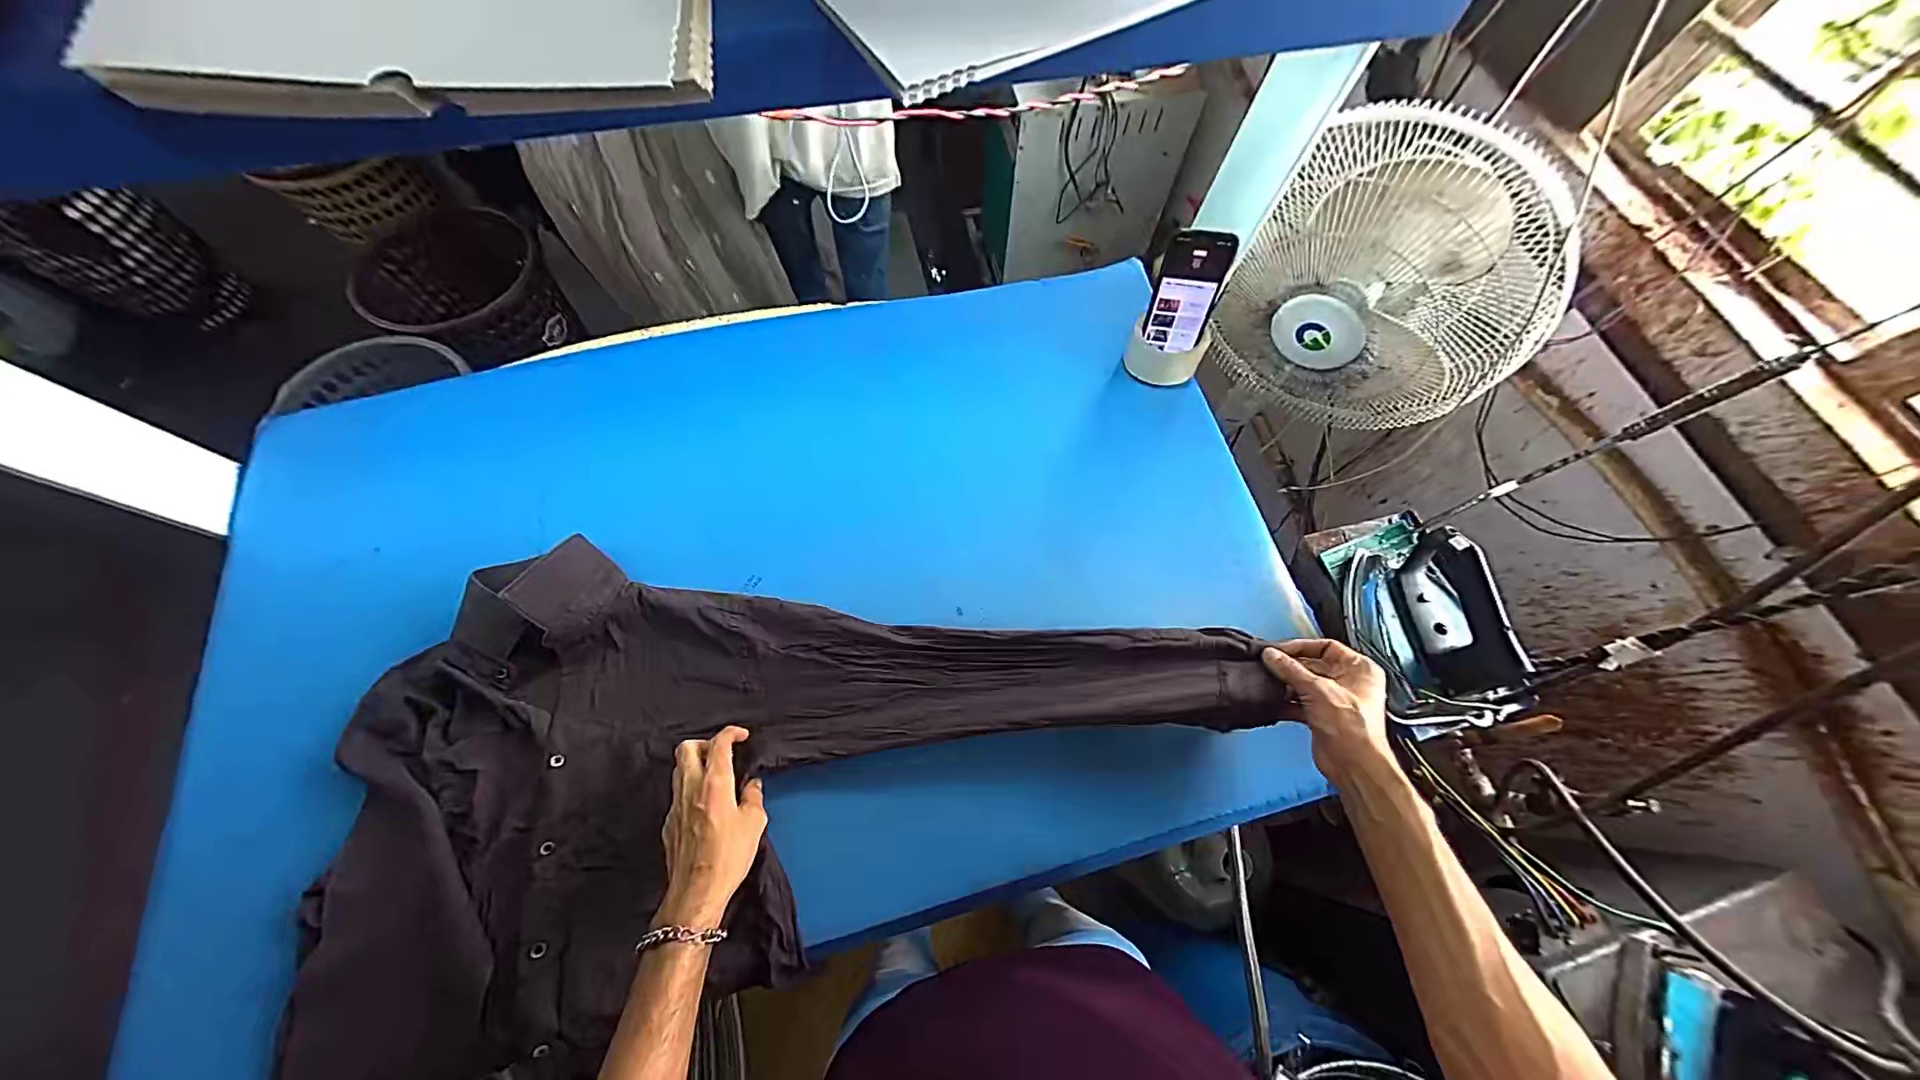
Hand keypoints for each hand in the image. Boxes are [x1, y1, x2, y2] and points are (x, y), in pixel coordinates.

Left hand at [658, 726, 767, 928]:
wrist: (696, 892)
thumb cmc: (727, 858)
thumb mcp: (754, 823)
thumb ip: (753, 797)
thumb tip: (751, 786)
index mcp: (714, 784)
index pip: (718, 744)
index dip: (731, 733)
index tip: (741, 735)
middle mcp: (690, 789)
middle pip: (687, 748)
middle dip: (706, 743)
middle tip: (722, 752)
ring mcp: (675, 806)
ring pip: (679, 769)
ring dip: (696, 764)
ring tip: (715, 776)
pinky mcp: (668, 824)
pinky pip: (677, 794)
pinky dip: (691, 788)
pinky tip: (706, 804)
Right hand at [1261, 639, 1392, 784]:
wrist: (1353, 765)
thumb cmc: (1355, 730)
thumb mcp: (1317, 690)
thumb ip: (1290, 669)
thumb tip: (1272, 656)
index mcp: (1360, 670)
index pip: (1326, 646)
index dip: (1301, 647)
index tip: (1280, 650)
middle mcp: (1350, 683)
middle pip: (1312, 665)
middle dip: (1290, 667)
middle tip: (1270, 665)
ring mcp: (1335, 700)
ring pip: (1304, 683)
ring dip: (1286, 684)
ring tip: (1269, 681)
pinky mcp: (1323, 716)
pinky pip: (1300, 701)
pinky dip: (1287, 701)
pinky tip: (1274, 701)